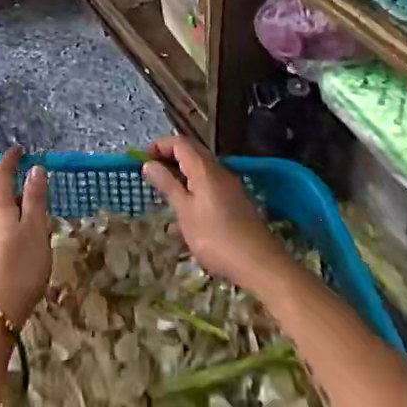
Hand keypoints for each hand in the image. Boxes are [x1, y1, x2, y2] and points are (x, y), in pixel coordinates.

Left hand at [0, 149, 51, 325]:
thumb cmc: (21, 267)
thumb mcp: (36, 229)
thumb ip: (35, 198)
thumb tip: (35, 168)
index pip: (2, 173)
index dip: (11, 159)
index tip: (20, 151)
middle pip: (1, 194)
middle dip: (19, 191)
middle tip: (40, 196)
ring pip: (0, 214)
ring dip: (16, 212)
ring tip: (36, 225)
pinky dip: (11, 228)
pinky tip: (22, 246)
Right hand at [141, 136, 290, 286]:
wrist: (262, 265)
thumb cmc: (217, 239)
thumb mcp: (185, 213)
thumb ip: (167, 185)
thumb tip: (149, 164)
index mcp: (204, 169)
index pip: (180, 143)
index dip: (160, 145)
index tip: (143, 157)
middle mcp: (219, 170)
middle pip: (192, 150)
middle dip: (170, 154)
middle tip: (152, 169)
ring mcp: (231, 185)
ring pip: (203, 165)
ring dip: (183, 168)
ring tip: (167, 185)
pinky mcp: (237, 199)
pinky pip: (211, 179)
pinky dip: (195, 180)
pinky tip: (190, 201)